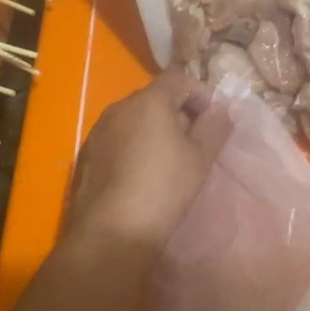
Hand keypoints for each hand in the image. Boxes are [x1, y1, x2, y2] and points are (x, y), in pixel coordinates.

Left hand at [62, 71, 230, 253]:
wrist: (110, 232)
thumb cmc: (163, 189)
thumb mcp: (200, 159)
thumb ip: (215, 127)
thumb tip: (223, 108)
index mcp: (149, 101)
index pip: (178, 78)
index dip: (199, 93)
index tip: (211, 119)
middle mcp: (119, 107)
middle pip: (154, 97)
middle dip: (176, 112)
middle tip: (192, 143)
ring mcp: (98, 130)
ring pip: (133, 119)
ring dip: (152, 130)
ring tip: (166, 161)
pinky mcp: (86, 154)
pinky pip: (115, 139)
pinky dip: (131, 146)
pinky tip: (138, 176)